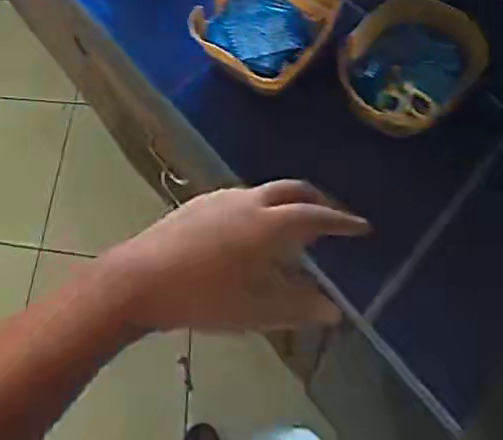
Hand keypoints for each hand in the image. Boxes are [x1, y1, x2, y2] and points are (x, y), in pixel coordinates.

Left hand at [88, 180, 369, 332]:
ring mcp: (218, 197)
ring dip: (286, 204)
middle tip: (333, 220)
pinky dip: (262, 208)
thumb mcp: (255, 311)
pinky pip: (242, 198)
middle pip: (289, 190)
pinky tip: (254, 234)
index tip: (361, 226)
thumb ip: (297, 307)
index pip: (313, 215)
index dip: (340, 221)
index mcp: (264, 222)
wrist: (140, 276)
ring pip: (263, 192)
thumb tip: (332, 308)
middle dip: (315, 201)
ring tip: (295, 232)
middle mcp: (244, 200)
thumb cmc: (202, 297)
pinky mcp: (199, 203)